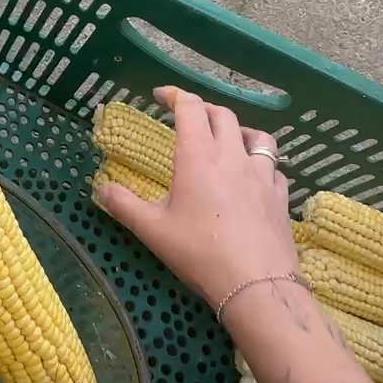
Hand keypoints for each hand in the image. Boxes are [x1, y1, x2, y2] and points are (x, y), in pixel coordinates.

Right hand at [95, 87, 298, 306]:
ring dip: (238, 130)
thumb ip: (123, 205)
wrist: (258, 287)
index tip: (159, 95)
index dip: (174, 95)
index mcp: (198, 156)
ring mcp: (262, 176)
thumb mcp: (152, 230)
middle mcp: (232, 156)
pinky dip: (260, 164)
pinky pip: (274, 168)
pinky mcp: (280, 197)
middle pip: (222, 114)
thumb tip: (101, 188)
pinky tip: (253, 179)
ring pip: (257, 135)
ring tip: (227, 139)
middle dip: (202, 108)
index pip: (189, 108)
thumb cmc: (200, 253)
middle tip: (186, 117)